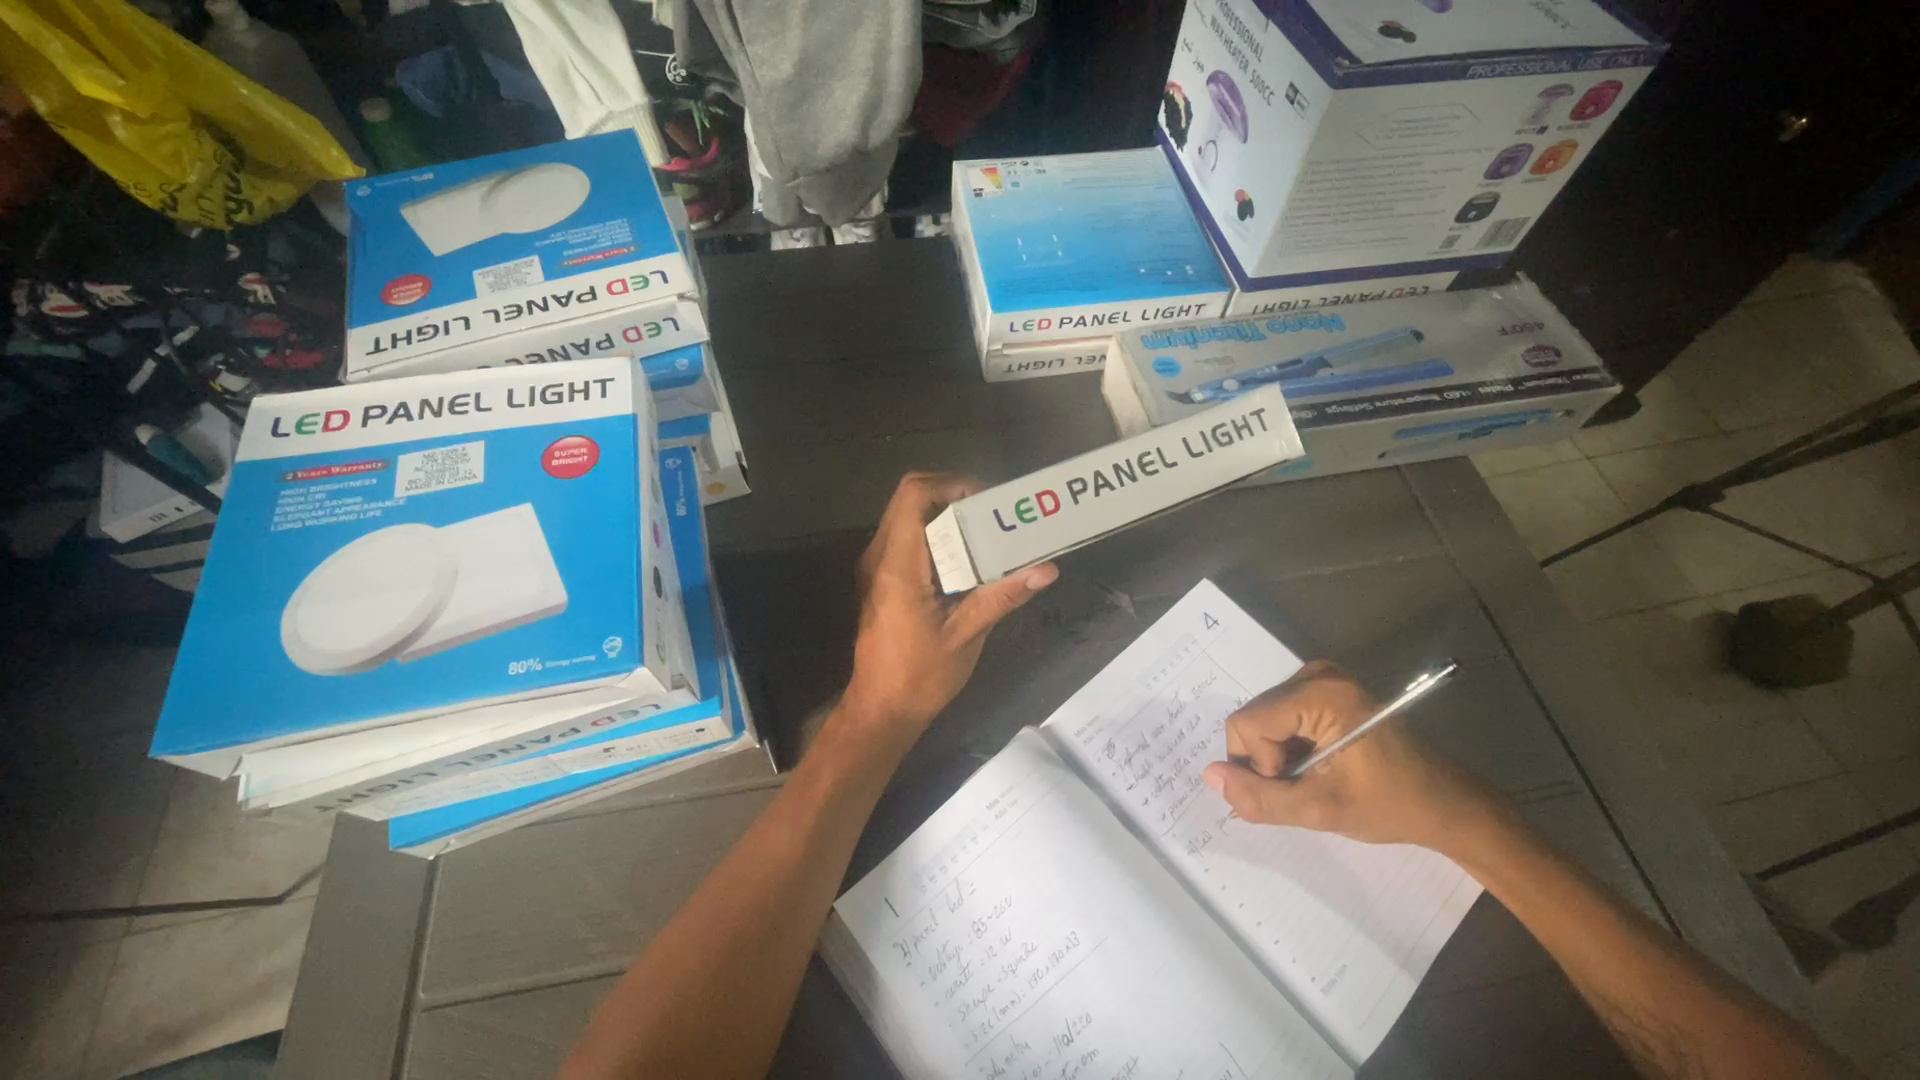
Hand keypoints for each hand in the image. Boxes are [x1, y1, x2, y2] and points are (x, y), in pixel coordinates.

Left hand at [840, 472, 1057, 739]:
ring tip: (987, 535)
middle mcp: (880, 557)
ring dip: (947, 518)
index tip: (987, 502)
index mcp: (898, 566)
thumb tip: (1046, 569)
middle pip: (910, 499)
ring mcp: (877, 567)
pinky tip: (968, 562)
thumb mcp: (966, 637)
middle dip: (954, 497)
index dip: (951, 484)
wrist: (880, 709)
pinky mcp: (883, 580)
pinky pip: (908, 540)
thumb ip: (1001, 597)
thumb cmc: (919, 676)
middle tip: (994, 516)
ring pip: (908, 517)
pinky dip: (937, 538)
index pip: (914, 496)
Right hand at [1201, 661, 1498, 849]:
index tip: (1297, 788)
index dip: (1258, 764)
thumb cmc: (1390, 806)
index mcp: (1321, 694)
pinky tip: (1316, 764)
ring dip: (1275, 755)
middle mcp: (1316, 675)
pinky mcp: (1325, 689)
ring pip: (1261, 718)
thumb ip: (1260, 797)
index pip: (1247, 724)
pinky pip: (1278, 715)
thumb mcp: (1320, 811)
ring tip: (1313, 777)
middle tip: (1304, 786)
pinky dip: (1286, 745)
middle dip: (1265, 759)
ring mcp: (1321, 679)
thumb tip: (1211, 776)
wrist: (1445, 803)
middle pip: (1252, 718)